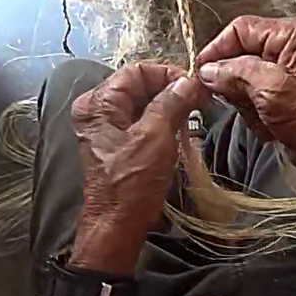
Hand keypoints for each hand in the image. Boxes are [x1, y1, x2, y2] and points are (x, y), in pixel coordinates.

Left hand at [69, 62, 210, 274]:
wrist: (118, 224)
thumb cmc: (132, 183)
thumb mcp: (155, 137)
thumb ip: (171, 103)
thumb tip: (188, 82)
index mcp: (98, 103)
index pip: (136, 71)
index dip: (167, 74)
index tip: (194, 86)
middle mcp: (96, 111)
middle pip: (139, 86)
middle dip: (170, 91)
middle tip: (199, 101)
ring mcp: (105, 129)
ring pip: (142, 105)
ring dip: (169, 108)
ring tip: (192, 116)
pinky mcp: (116, 145)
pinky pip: (141, 123)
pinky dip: (161, 123)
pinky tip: (179, 130)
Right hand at [195, 15, 295, 194]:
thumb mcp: (271, 90)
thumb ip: (235, 73)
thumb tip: (207, 70)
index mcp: (294, 33)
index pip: (241, 29)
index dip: (217, 51)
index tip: (200, 74)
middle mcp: (292, 44)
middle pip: (240, 53)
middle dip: (235, 83)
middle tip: (243, 103)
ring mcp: (289, 67)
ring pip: (243, 77)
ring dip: (246, 101)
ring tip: (262, 117)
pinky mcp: (286, 88)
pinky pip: (254, 93)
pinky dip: (255, 111)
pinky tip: (269, 123)